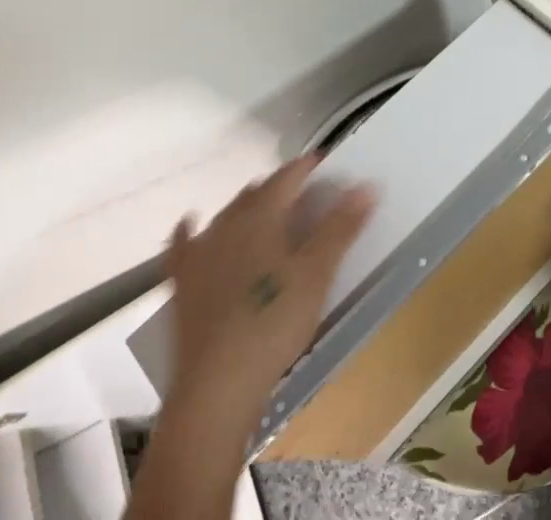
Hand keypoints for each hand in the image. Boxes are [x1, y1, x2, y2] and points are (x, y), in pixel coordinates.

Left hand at [164, 152, 376, 409]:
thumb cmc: (275, 322)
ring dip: (248, 207)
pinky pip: (184, 245)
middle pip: (256, 193)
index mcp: (261, 215)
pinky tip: (191, 226)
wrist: (218, 383)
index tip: (328, 166)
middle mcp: (225, 224)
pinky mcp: (183, 282)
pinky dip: (192, 231)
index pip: (288, 177)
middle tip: (308, 196)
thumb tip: (367, 185)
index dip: (309, 168)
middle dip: (281, 188)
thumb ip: (341, 227)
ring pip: (226, 215)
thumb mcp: (318, 274)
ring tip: (269, 212)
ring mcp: (199, 253)